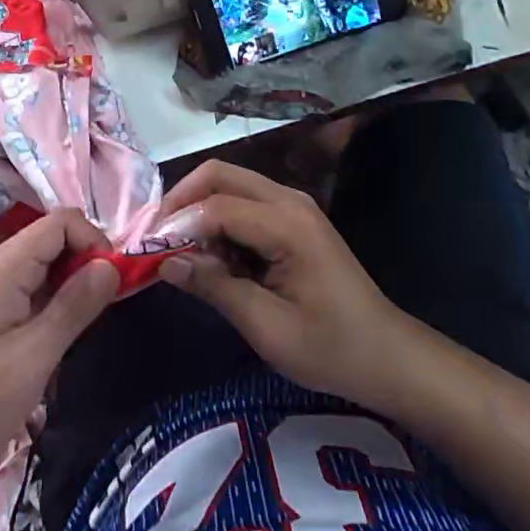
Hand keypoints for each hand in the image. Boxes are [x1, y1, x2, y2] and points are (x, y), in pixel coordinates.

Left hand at [0, 209, 120, 472]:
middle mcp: (0, 265)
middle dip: (88, 261)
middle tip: (104, 305)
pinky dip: (57, 298)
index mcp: (6, 265)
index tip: (112, 283)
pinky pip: (36, 285)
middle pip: (57, 237)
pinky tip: (61, 332)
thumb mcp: (35, 355)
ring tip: (85, 322)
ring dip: (74, 282)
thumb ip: (76, 305)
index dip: (94, 242)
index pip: (63, 221)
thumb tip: (112, 265)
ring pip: (49, 262)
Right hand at [154, 160, 414, 408]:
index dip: (176, 224)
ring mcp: (293, 207)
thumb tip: (166, 262)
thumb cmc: (330, 347)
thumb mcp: (267, 327)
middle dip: (182, 201)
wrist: (385, 354)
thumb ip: (215, 287)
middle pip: (221, 176)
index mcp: (287, 223)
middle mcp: (289, 201)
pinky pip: (245, 204)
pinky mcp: (293, 220)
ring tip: (179, 254)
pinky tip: (212, 259)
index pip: (216, 205)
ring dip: (199, 211)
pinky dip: (219, 222)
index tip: (143, 251)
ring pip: (230, 186)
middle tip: (155, 240)